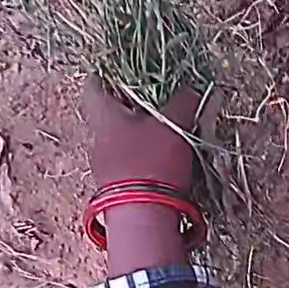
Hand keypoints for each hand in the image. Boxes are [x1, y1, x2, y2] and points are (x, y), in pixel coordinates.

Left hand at [83, 79, 201, 189]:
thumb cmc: (152, 161)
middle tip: (158, 99)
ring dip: (141, 133)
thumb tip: (193, 89)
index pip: (95, 85)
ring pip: (121, 139)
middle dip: (133, 105)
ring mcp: (105, 166)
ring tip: (168, 129)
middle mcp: (98, 139)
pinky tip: (165, 158)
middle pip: (111, 113)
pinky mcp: (117, 188)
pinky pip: (129, 162)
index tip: (129, 70)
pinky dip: (145, 156)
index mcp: (104, 117)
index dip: (109, 74)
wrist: (143, 217)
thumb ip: (184, 102)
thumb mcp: (174, 124)